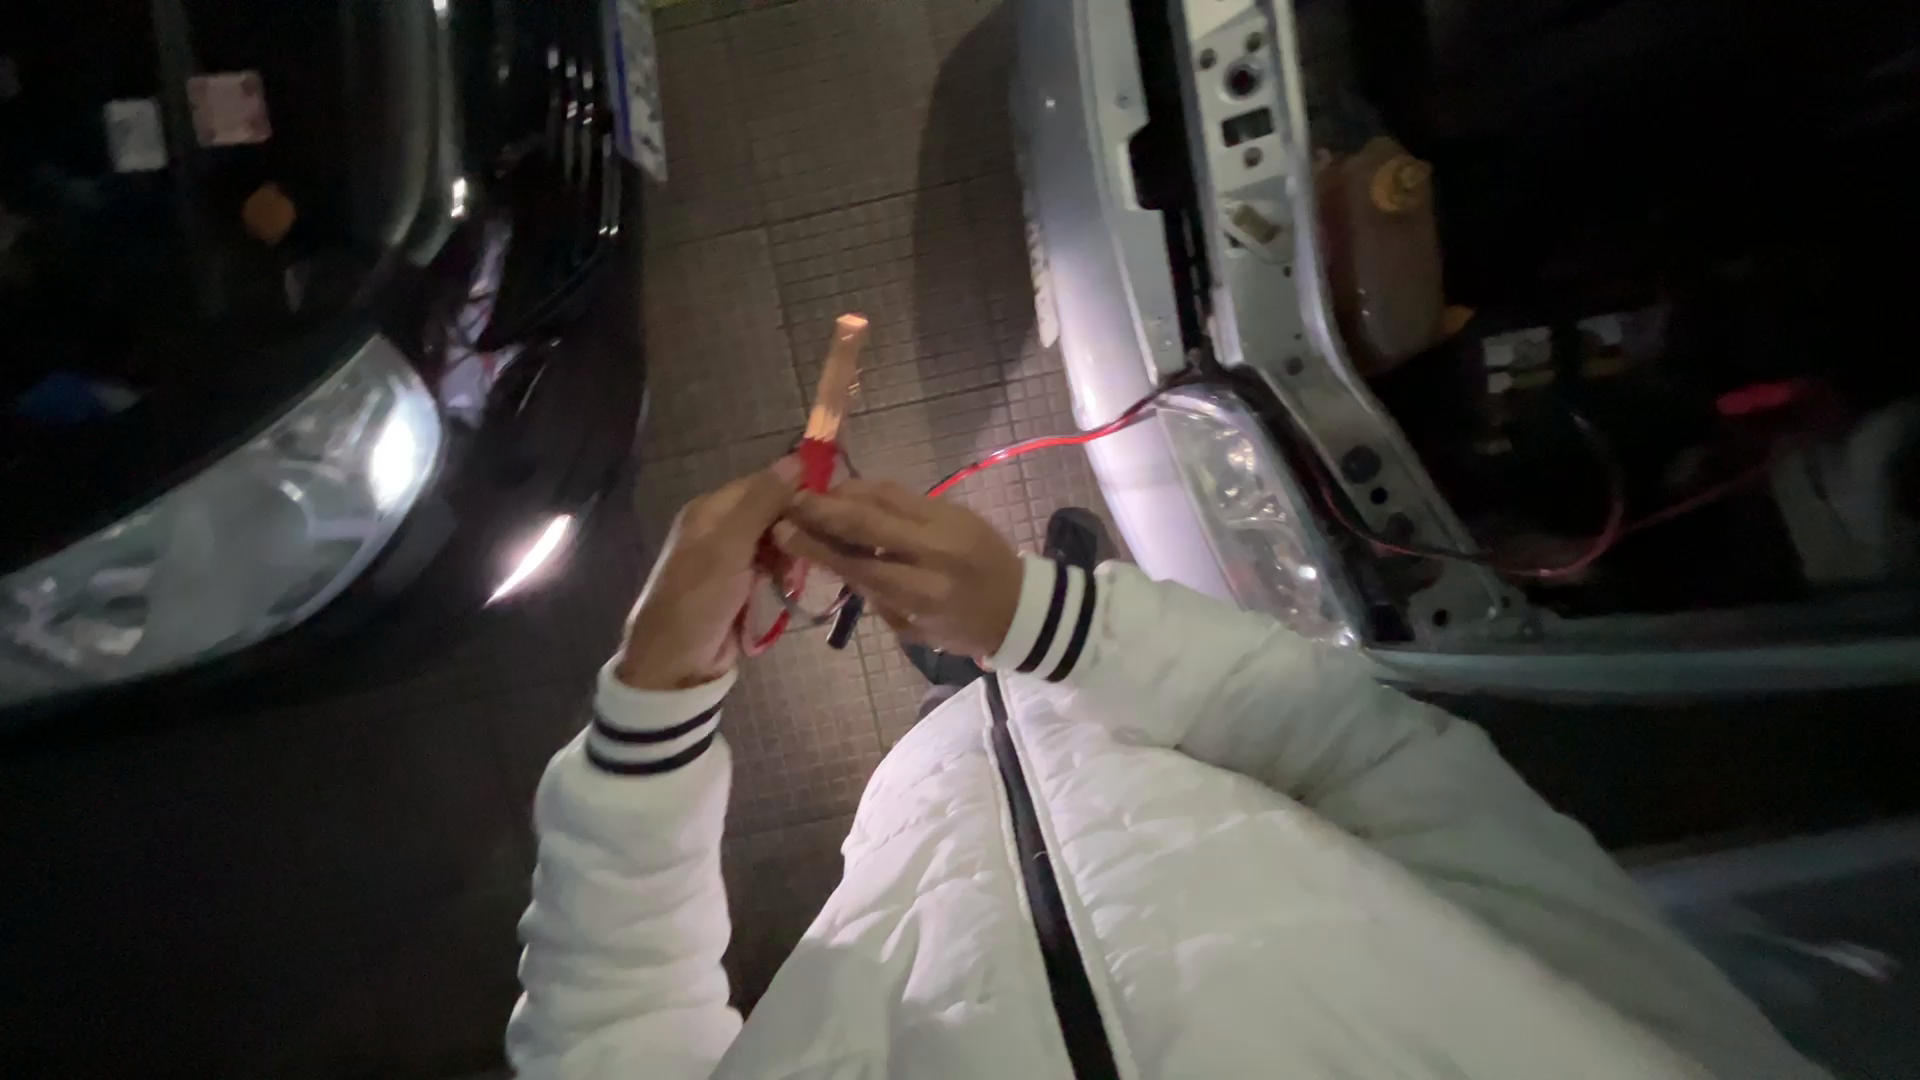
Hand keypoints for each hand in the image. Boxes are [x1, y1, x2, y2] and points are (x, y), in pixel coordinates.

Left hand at [614, 458, 799, 690]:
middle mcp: (720, 527)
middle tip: (812, 549)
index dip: (794, 491)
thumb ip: (763, 502)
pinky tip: (790, 586)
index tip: (828, 507)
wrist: (675, 662)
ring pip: (776, 540)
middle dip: (794, 527)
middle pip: (772, 511)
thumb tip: (798, 458)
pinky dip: (784, 573)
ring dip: (792, 554)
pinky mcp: (741, 583)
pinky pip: (772, 566)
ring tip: (797, 575)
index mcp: (710, 509)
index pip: (763, 484)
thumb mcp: (730, 546)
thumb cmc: (699, 598)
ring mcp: (730, 557)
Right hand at [772, 479, 1022, 657]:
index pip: (859, 566)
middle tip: (787, 501)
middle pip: (867, 521)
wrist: (1024, 605)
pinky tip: (849, 494)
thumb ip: (878, 597)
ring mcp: (947, 521)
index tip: (782, 533)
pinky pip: (903, 493)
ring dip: (844, 492)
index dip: (816, 548)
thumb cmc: (966, 629)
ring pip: (884, 495)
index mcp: (925, 593)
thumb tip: (836, 562)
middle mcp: (934, 551)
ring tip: (815, 495)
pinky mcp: (953, 506)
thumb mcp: (919, 629)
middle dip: (822, 509)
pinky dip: (870, 491)